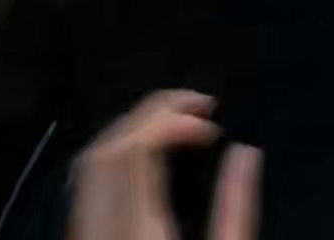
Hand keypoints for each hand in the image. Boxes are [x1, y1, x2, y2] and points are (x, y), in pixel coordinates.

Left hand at [71, 90, 260, 239]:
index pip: (133, 151)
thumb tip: (245, 151)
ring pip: (89, 166)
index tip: (211, 125)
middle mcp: (98, 235)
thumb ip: (235, 208)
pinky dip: (121, 152)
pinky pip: (90, 186)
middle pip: (106, 150)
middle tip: (200, 107)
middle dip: (153, 112)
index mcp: (135, 235)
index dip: (171, 118)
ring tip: (181, 123)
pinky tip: (153, 156)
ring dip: (135, 128)